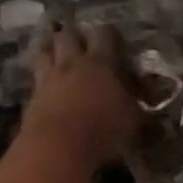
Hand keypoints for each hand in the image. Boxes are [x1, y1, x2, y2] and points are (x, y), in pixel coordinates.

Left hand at [19, 23, 139, 170]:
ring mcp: (48, 78)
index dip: (110, 34)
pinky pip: (35, 77)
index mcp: (100, 62)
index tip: (115, 41)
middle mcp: (71, 63)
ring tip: (55, 54)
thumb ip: (141, 111)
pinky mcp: (31, 96)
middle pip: (67, 35)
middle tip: (80, 42)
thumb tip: (151, 110)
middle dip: (74, 35)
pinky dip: (40, 76)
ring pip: (44, 52)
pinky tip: (45, 83)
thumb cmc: (103, 131)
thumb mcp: (133, 122)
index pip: (105, 34)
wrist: (57, 148)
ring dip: (50, 50)